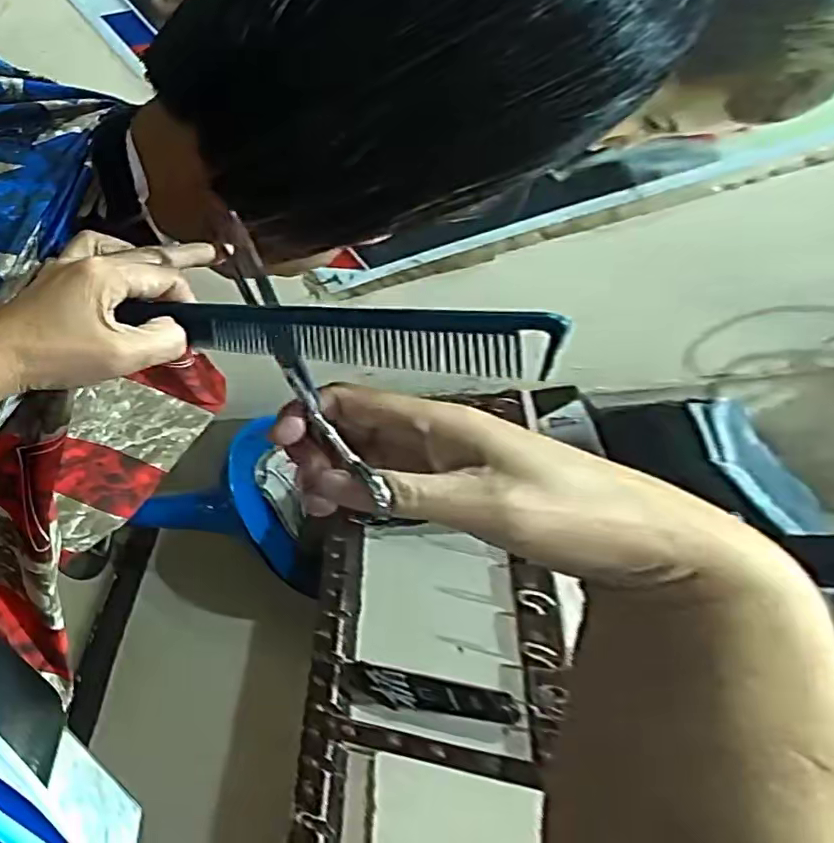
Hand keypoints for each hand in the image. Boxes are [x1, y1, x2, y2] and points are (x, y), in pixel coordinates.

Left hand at [0, 231, 218, 396]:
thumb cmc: (54, 356)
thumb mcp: (119, 357)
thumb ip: (161, 341)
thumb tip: (176, 330)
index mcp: (106, 273)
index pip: (163, 276)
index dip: (185, 299)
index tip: (191, 327)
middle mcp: (85, 260)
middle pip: (141, 253)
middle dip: (179, 255)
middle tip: (212, 253)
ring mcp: (62, 266)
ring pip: (110, 247)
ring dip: (137, 253)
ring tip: (156, 263)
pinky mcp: (47, 279)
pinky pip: (85, 254)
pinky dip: (106, 258)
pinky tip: (108, 274)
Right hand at [270, 384, 785, 591]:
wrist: (667, 549)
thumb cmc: (581, 514)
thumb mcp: (481, 504)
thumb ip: (395, 492)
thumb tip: (324, 483)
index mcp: (436, 420)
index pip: (347, 400)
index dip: (305, 415)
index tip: (283, 444)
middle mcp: (430, 433)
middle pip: (346, 425)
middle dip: (312, 449)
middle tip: (303, 484)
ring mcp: (439, 459)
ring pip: (361, 453)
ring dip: (331, 473)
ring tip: (321, 504)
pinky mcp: (450, 485)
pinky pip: (384, 478)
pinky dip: (358, 490)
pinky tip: (352, 509)